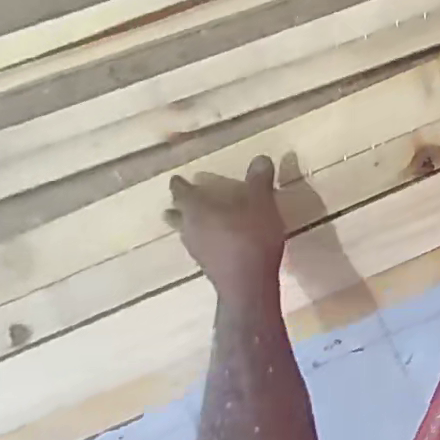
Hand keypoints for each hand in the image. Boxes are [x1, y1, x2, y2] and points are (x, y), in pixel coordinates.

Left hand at [166, 155, 288, 307]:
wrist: (246, 282)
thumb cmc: (252, 237)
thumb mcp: (262, 204)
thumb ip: (259, 182)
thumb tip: (260, 157)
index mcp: (199, 209)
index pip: (183, 192)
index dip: (180, 184)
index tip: (177, 178)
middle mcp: (190, 227)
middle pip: (178, 213)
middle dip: (179, 205)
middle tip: (180, 199)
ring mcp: (196, 247)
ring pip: (185, 230)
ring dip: (187, 222)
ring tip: (192, 218)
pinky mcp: (206, 262)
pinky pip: (198, 242)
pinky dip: (202, 235)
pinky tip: (214, 238)